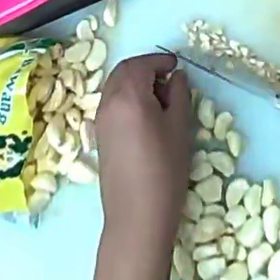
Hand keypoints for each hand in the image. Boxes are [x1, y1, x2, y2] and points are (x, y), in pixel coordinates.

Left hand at [94, 52, 195, 244]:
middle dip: (146, 67)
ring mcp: (100, 118)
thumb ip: (179, 95)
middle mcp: (108, 101)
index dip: (160, 60)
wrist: (137, 218)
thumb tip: (177, 77)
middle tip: (168, 77)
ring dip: (135, 81)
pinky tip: (145, 114)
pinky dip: (126, 96)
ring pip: (115, 85)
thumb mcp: (180, 128)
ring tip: (159, 97)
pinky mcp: (99, 135)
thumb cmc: (164, 171)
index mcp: (128, 95)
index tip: (176, 65)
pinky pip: (111, 102)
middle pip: (124, 70)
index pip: (142, 64)